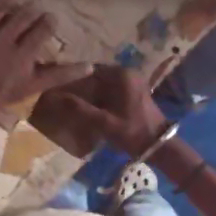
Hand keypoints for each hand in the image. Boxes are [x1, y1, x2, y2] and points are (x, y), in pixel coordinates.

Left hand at [0, 0, 91, 140]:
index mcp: (19, 86)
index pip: (55, 77)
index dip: (75, 70)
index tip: (89, 65)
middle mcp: (15, 59)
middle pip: (42, 34)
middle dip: (50, 25)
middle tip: (51, 21)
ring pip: (24, 16)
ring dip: (33, 10)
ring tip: (35, 6)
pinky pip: (0, 9)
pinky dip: (9, 2)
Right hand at [45, 65, 169, 156]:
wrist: (160, 146)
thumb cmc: (133, 132)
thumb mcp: (104, 122)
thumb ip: (80, 109)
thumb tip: (56, 97)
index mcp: (121, 75)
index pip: (88, 69)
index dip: (72, 78)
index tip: (57, 87)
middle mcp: (127, 73)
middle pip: (95, 76)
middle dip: (79, 86)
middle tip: (61, 96)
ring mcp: (132, 81)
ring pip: (101, 83)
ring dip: (88, 91)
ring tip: (70, 102)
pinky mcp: (133, 91)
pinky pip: (110, 89)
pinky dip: (98, 96)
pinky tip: (87, 106)